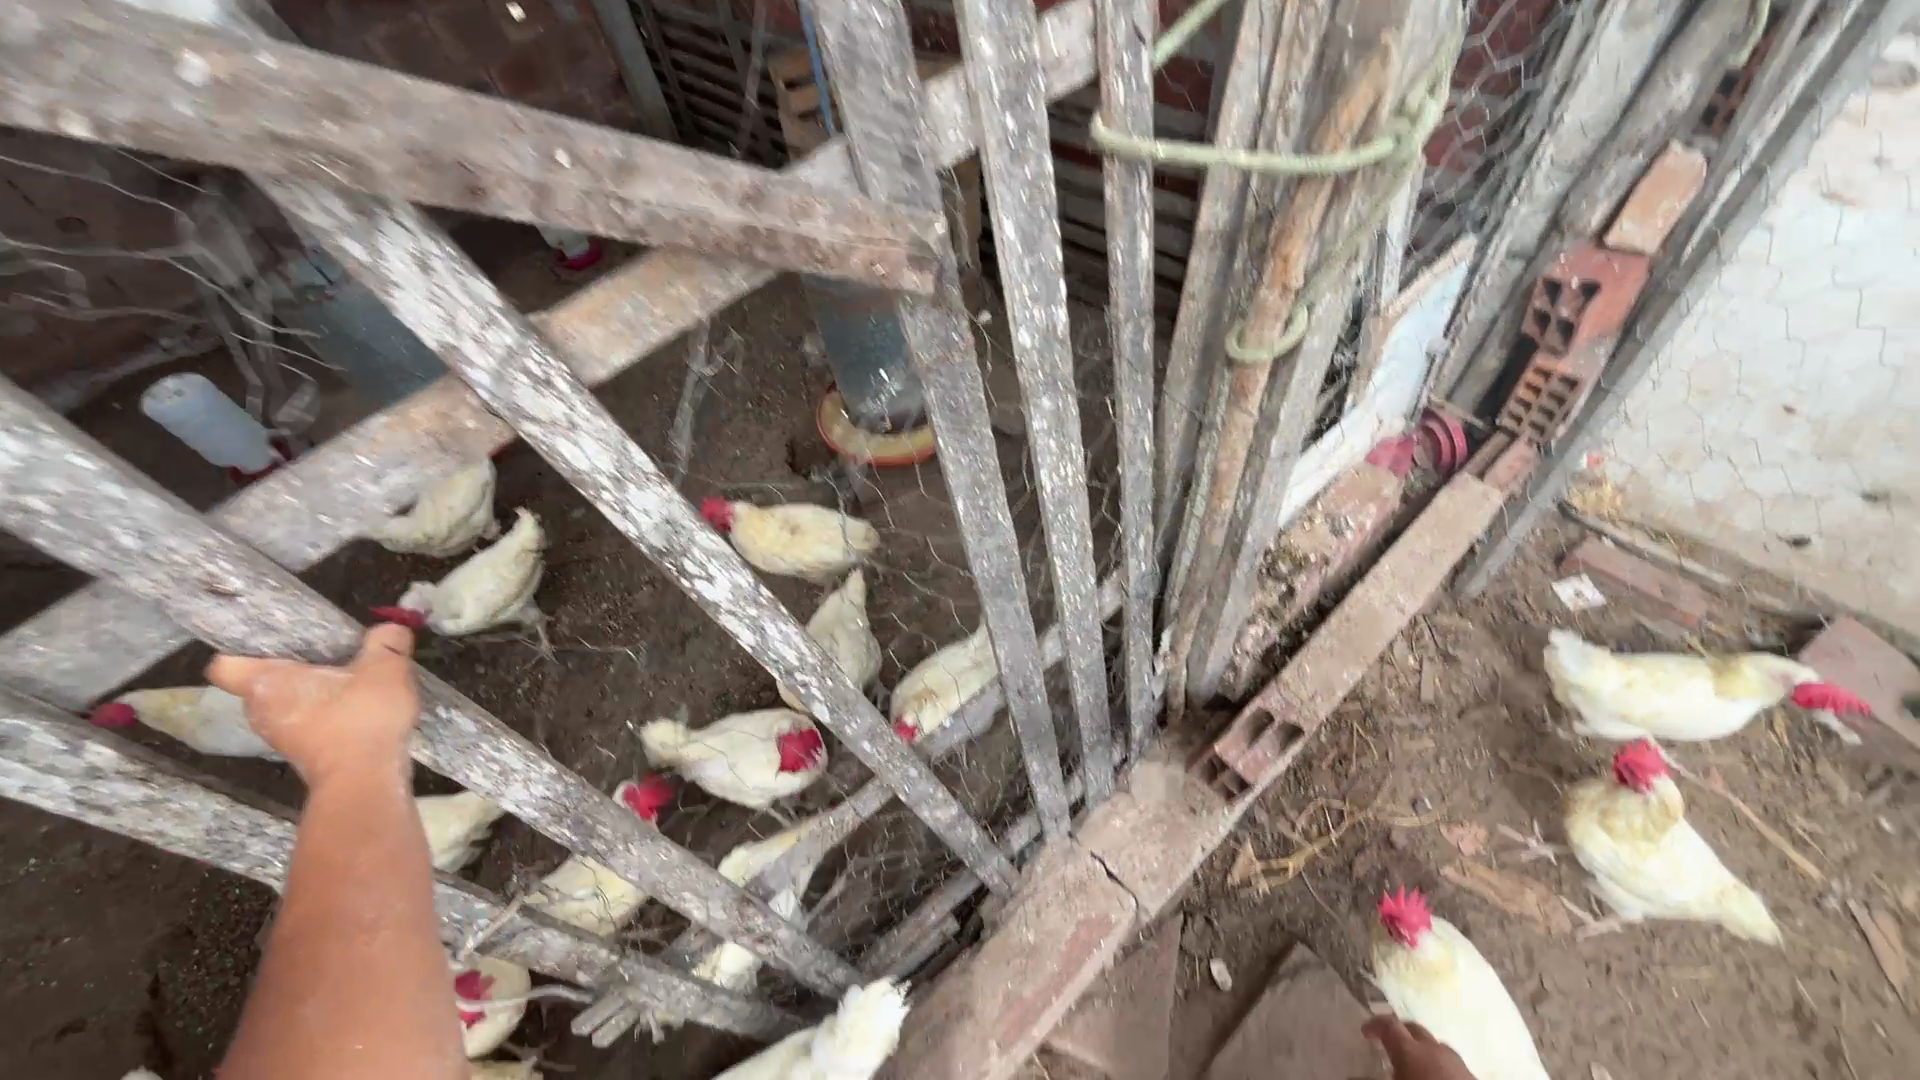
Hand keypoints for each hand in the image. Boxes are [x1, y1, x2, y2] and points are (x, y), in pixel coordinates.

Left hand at [207, 624, 419, 786]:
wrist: (364, 778)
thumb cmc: (362, 718)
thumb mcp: (386, 669)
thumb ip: (387, 641)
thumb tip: (391, 628)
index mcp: (266, 683)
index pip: (225, 663)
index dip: (245, 649)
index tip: (279, 642)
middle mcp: (261, 709)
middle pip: (262, 680)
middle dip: (293, 668)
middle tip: (330, 655)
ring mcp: (279, 734)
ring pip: (285, 702)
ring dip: (311, 693)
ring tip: (350, 682)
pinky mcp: (302, 751)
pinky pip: (304, 720)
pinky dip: (325, 713)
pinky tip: (358, 708)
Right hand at [1363, 1016, 1477, 1079]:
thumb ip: (1370, 1078)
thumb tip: (1349, 1074)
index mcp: (1409, 1049)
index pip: (1388, 1024)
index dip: (1375, 1024)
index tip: (1365, 1032)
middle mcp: (1433, 1048)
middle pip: (1414, 1028)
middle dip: (1400, 1031)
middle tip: (1389, 1041)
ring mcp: (1456, 1062)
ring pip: (1437, 1045)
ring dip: (1423, 1047)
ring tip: (1416, 1061)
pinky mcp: (1472, 1075)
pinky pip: (1453, 1062)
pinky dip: (1441, 1063)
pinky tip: (1438, 1076)